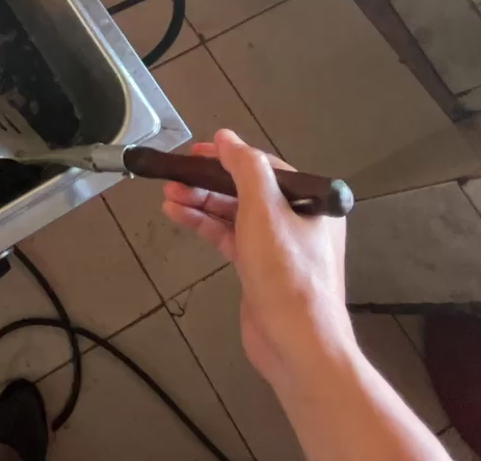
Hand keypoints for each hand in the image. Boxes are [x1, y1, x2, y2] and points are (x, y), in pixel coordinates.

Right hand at [159, 129, 353, 388]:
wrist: (296, 344)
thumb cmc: (286, 271)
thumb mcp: (265, 209)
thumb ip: (245, 167)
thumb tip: (226, 137)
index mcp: (311, 202)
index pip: (265, 167)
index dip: (229, 157)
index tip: (196, 152)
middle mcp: (298, 220)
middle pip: (245, 189)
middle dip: (208, 181)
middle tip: (176, 175)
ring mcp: (277, 246)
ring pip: (233, 212)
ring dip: (201, 201)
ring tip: (169, 194)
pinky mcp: (258, 267)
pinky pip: (228, 234)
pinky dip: (204, 223)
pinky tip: (177, 214)